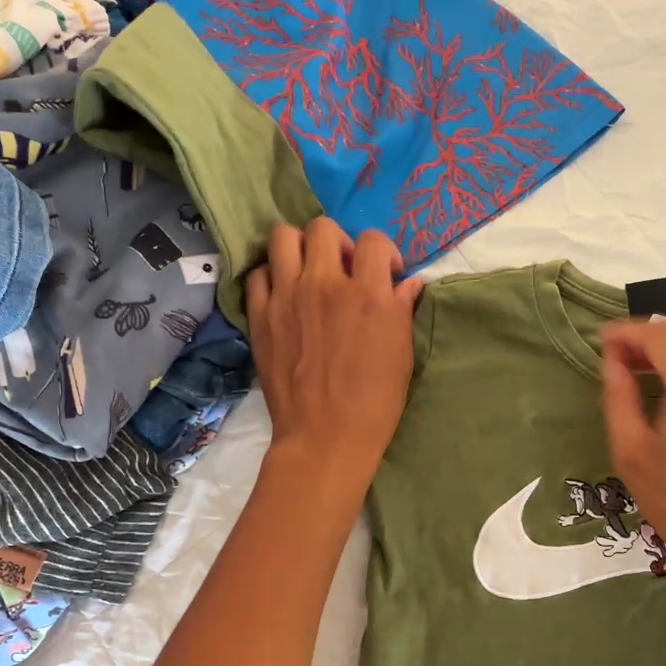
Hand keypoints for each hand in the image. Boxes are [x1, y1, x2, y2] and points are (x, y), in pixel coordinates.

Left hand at [244, 218, 423, 477]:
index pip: (374, 240)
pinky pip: (258, 273)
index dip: (383, 252)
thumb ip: (402, 310)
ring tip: (308, 272)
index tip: (386, 274)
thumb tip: (407, 284)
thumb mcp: (401, 355)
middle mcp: (324, 284)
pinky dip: (272, 276)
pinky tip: (284, 295)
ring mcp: (287, 296)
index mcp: (367, 294)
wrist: (326, 437)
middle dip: (339, 242)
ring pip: (283, 237)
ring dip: (300, 248)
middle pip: (323, 228)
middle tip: (344, 270)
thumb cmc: (375, 403)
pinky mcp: (260, 315)